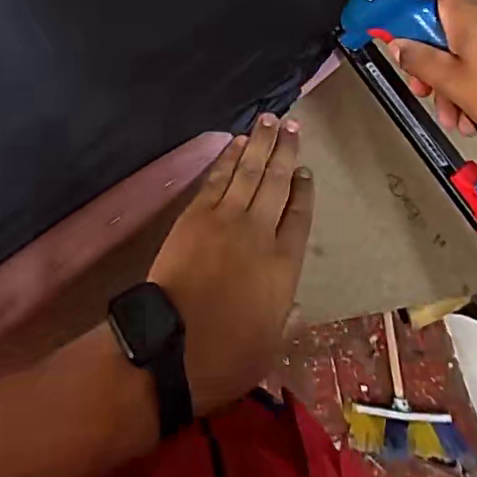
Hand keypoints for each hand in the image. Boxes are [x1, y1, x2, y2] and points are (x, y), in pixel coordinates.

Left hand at [147, 113, 313, 414]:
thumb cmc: (226, 356)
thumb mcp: (271, 345)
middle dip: (286, 151)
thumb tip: (294, 303)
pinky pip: (217, 178)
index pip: (299, 217)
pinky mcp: (196, 214)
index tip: (305, 171)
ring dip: (260, 143)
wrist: (171, 347)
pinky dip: (228, 158)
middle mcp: (258, 232)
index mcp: (283, 265)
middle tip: (292, 124)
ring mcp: (225, 218)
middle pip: (277, 182)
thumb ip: (286, 316)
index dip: (304, 191)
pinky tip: (236, 144)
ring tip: (270, 120)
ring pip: (249, 171)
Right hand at [386, 0, 476, 167]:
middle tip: (422, 82)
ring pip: (467, 50)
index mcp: (469, 16)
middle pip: (444, 27)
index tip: (385, 21)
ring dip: (454, 80)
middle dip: (428, 58)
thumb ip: (421, 61)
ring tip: (457, 112)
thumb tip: (401, 45)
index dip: (401, 4)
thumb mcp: (456, 84)